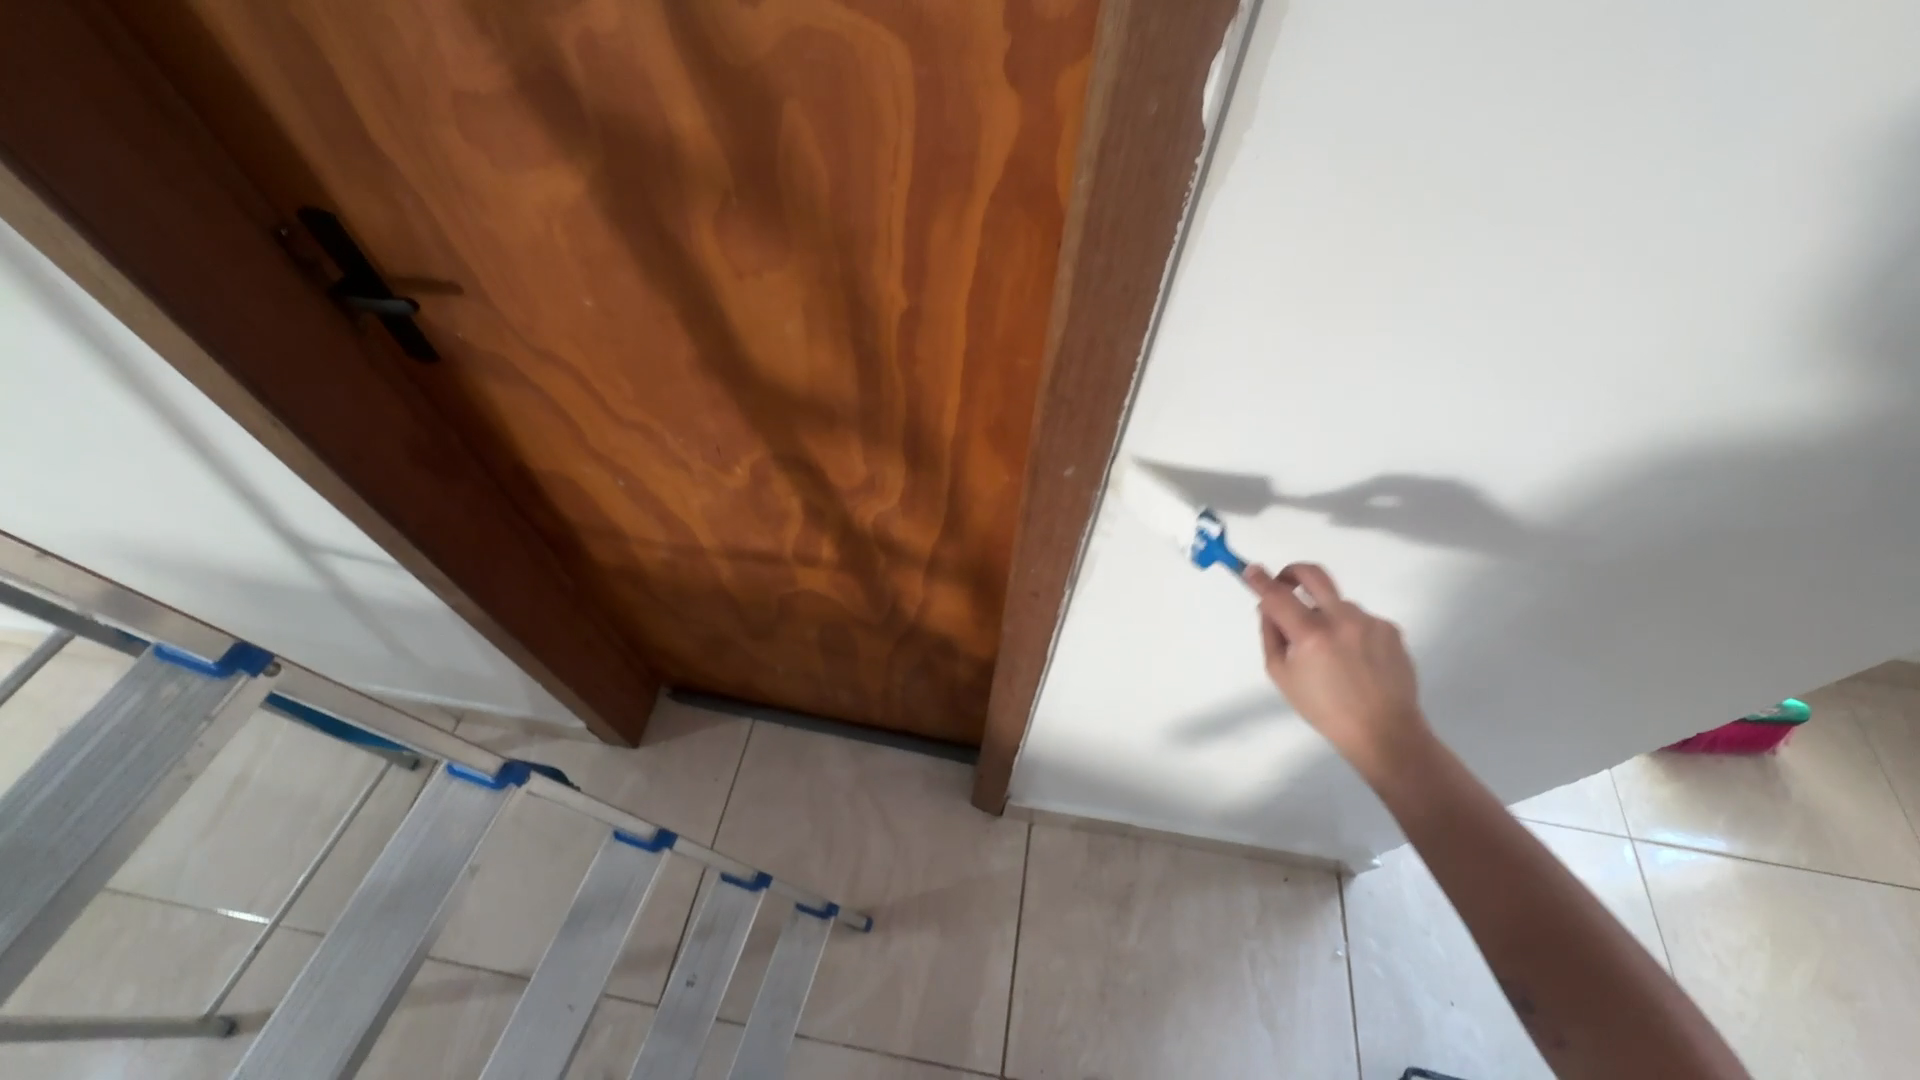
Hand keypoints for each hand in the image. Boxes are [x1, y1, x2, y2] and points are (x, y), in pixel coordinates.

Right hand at [1247, 563, 1427, 774]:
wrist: (1383, 730)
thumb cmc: (1323, 709)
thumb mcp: (1282, 676)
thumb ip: (1271, 635)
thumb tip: (1269, 607)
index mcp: (1311, 635)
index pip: (1277, 596)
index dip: (1260, 580)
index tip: (1251, 569)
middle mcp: (1342, 620)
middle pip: (1314, 575)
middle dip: (1292, 572)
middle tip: (1284, 583)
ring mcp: (1370, 622)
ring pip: (1338, 605)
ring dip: (1326, 616)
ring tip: (1331, 653)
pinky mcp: (1390, 629)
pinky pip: (1360, 620)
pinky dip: (1350, 631)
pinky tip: (1355, 660)